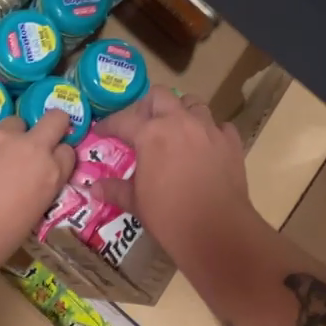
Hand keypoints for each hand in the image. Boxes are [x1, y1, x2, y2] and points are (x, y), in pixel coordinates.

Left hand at [0, 112, 76, 281]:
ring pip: (13, 123)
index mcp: (50, 174)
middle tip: (32, 141)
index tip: (46, 163)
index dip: (56, 156)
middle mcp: (31, 147)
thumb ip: (37, 189)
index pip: (67, 151)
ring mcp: (0, 135)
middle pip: (54, 118)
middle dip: (49, 126)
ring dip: (7, 137)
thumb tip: (29, 181)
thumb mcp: (31, 218)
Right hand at [91, 88, 262, 266]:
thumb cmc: (169, 216)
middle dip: (148, 105)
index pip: (123, 120)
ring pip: (193, 104)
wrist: (217, 230)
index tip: (101, 131)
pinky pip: (220, 126)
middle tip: (143, 124)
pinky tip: (206, 146)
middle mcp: (179, 122)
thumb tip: (94, 188)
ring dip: (182, 112)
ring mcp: (208, 129)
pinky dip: (211, 132)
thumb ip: (116, 189)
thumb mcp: (136, 203)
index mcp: (151, 133)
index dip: (108, 125)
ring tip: (177, 129)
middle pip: (160, 96)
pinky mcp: (231, 142)